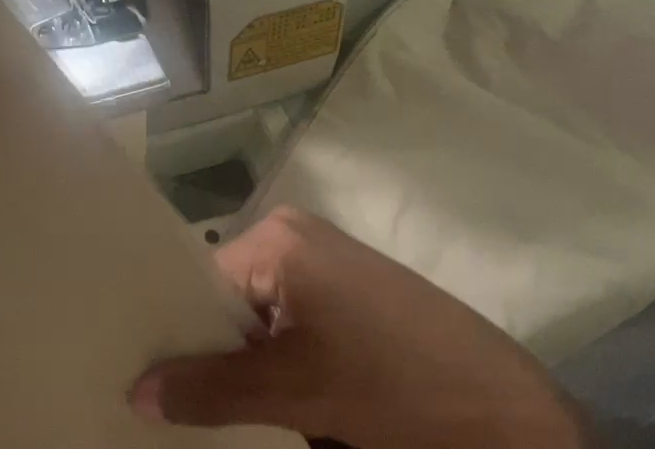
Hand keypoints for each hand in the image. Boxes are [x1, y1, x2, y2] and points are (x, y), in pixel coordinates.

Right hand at [133, 208, 594, 448]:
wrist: (518, 417)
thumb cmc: (396, 387)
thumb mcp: (295, 394)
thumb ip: (211, 391)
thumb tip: (136, 393)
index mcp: (275, 238)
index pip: (197, 283)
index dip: (173, 334)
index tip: (148, 376)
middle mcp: (295, 236)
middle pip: (226, 300)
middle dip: (209, 355)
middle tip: (180, 404)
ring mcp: (329, 265)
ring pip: (258, 318)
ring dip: (245, 367)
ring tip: (227, 411)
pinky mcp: (355, 297)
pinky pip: (292, 324)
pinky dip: (280, 363)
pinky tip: (277, 405)